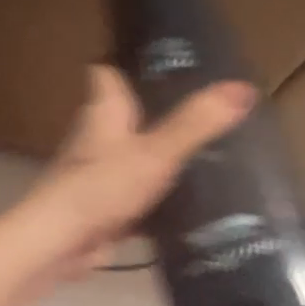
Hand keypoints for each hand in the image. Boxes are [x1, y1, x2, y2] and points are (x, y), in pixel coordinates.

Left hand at [22, 65, 254, 272]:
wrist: (61, 245)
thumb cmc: (101, 187)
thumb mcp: (157, 152)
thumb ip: (197, 123)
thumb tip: (244, 88)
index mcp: (103, 114)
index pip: (107, 75)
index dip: (126, 65)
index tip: (156, 61)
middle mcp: (96, 142)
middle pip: (123, 119)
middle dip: (152, 115)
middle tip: (197, 111)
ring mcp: (97, 180)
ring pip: (131, 162)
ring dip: (156, 162)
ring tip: (203, 156)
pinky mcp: (103, 215)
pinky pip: (136, 203)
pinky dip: (155, 204)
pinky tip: (185, 209)